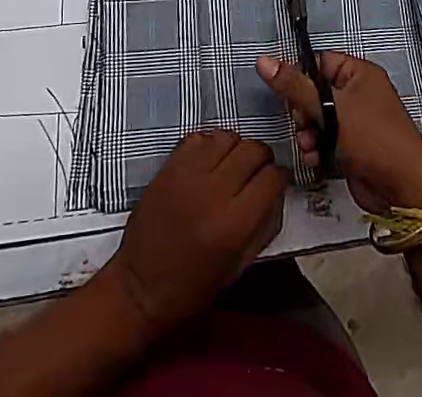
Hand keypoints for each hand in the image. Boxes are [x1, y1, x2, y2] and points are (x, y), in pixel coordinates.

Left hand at [101, 129, 286, 333]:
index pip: (272, 178)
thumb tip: (278, 191)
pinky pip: (198, 137)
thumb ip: (265, 225)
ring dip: (236, 148)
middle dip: (262, 159)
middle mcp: (212, 193)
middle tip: (257, 172)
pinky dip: (209, 145)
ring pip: (227, 137)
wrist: (140, 285)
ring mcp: (187, 176)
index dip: (281, 178)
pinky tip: (208, 163)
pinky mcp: (168, 168)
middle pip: (253, 150)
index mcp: (234, 225)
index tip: (277, 183)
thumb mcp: (240, 265)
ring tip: (232, 165)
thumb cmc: (193, 285)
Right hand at [257, 52, 421, 213]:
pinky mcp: (351, 145)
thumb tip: (263, 61)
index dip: (301, 76)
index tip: (286, 91)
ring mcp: (355, 121)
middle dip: (303, 111)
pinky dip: (317, 147)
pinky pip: (324, 138)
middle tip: (304, 121)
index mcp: (360, 74)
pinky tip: (316, 157)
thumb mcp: (331, 109)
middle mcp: (358, 93)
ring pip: (316, 118)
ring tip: (310, 144)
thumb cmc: (372, 139)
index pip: (320, 62)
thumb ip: (295, 86)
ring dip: (307, 132)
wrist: (402, 190)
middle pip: (314, 92)